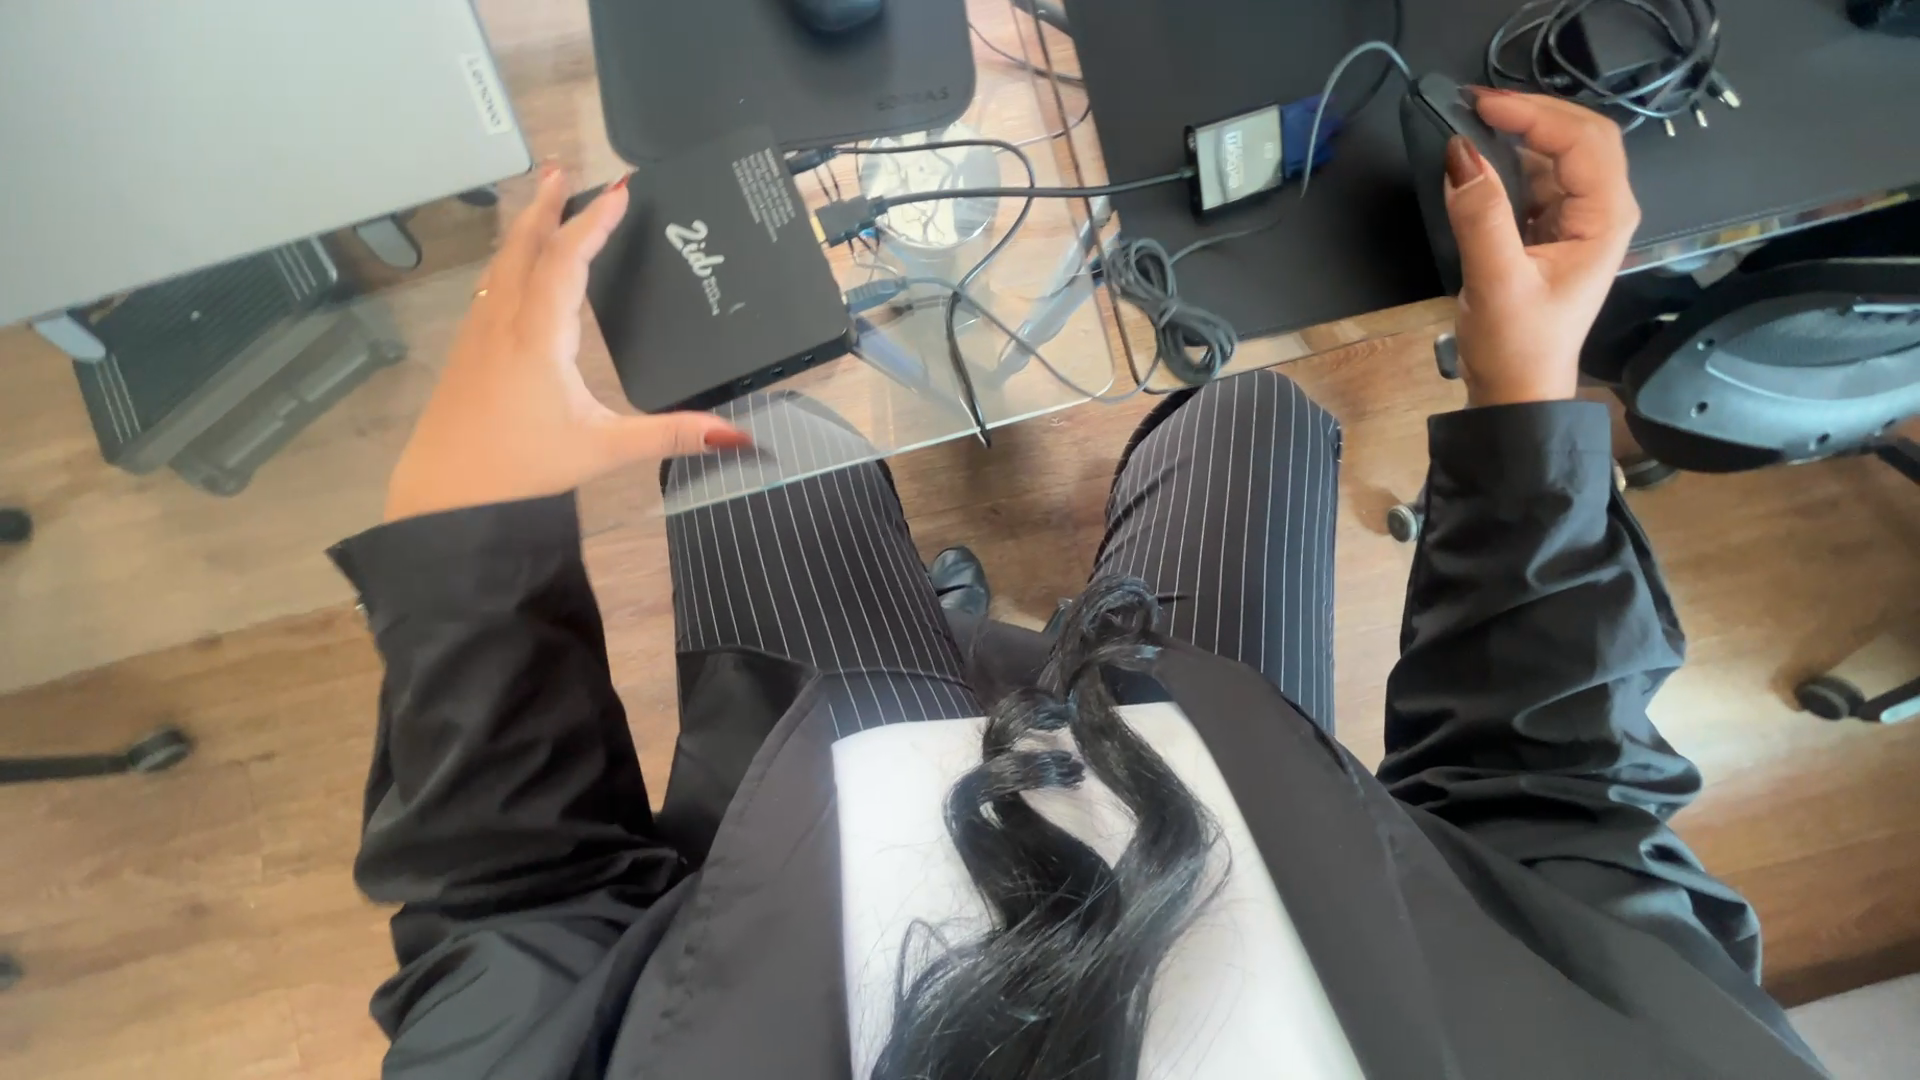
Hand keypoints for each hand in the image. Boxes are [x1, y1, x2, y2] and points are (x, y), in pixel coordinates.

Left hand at [383, 166, 750, 521]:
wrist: (446, 490)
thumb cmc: (524, 465)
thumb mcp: (606, 449)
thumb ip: (671, 436)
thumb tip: (734, 435)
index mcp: (540, 337)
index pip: (568, 262)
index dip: (595, 223)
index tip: (620, 192)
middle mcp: (505, 322)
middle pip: (525, 246)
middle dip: (547, 206)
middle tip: (565, 171)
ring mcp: (480, 333)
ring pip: (502, 263)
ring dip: (525, 227)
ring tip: (542, 202)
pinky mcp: (468, 350)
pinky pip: (492, 286)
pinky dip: (510, 260)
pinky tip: (515, 269)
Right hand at [1443, 91, 1640, 406]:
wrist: (1514, 392)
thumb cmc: (1515, 345)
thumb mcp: (1495, 282)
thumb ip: (1480, 219)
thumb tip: (1460, 160)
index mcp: (1603, 217)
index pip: (1581, 141)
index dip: (1535, 115)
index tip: (1480, 107)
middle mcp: (1597, 212)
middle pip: (1575, 141)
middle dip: (1529, 117)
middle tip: (1473, 106)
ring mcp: (1572, 225)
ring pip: (1552, 163)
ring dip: (1516, 141)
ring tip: (1472, 129)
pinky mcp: (1546, 239)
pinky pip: (1532, 189)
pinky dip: (1506, 171)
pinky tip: (1479, 169)